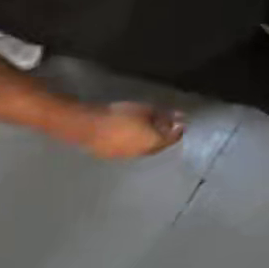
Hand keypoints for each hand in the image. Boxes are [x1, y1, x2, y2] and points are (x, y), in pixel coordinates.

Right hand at [62, 101, 186, 158]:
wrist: (87, 126)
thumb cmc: (120, 115)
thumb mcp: (145, 110)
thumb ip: (164, 115)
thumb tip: (178, 117)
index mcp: (153, 143)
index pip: (172, 139)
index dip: (178, 131)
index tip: (181, 123)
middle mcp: (142, 154)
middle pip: (159, 146)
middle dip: (165, 137)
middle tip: (167, 126)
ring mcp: (126, 157)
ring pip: (144, 150)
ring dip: (150, 141)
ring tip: (150, 129)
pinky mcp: (112, 156)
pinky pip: (131, 150)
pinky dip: (136, 143)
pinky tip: (133, 135)